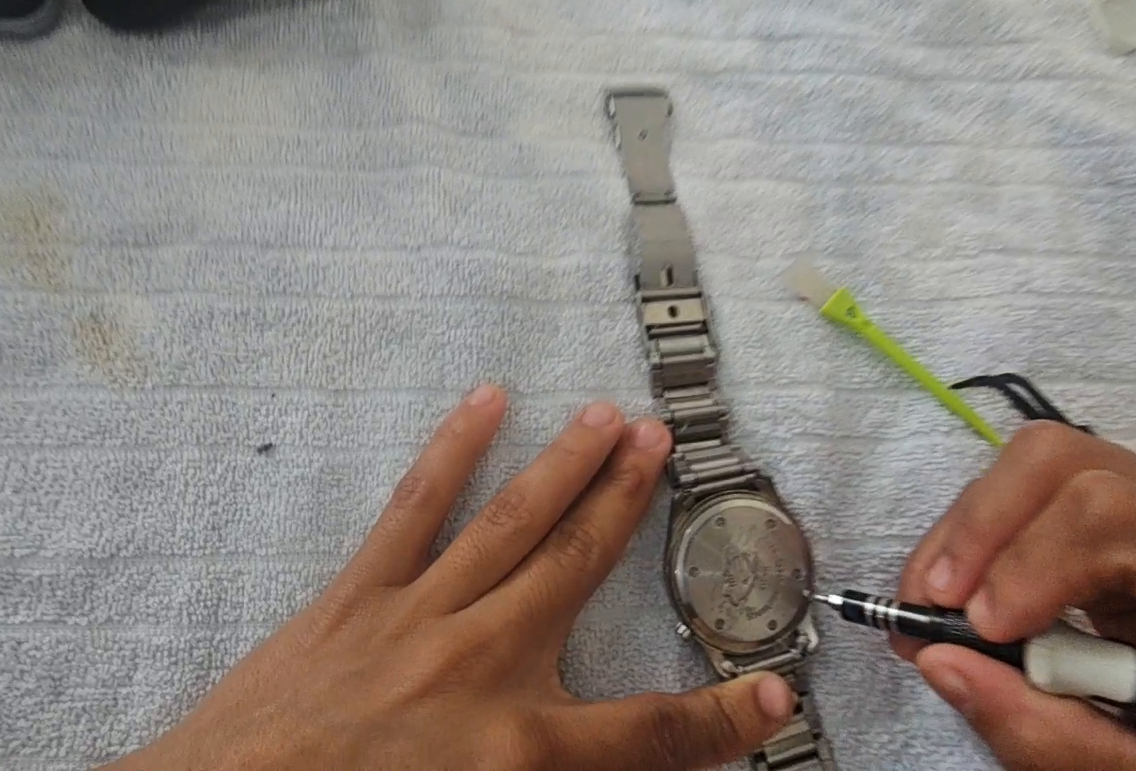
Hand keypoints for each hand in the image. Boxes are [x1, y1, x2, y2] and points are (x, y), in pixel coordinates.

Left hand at [103, 384, 797, 770]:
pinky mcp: (363, 589)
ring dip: (565, 464)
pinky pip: (418, 505)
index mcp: (514, 752)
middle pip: (579, 567)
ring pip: (513, 521)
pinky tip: (486, 401)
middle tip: (660, 444)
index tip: (772, 695)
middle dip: (628, 502)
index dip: (721, 724)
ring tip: (603, 416)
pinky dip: (456, 448)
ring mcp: (421, 614)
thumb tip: (587, 755)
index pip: (647, 739)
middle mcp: (481, 665)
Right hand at [896, 422, 1135, 769]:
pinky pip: (1033, 492)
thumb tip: (938, 659)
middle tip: (927, 605)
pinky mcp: (1127, 512)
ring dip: (964, 533)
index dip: (1031, 562)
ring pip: (1036, 465)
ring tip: (927, 607)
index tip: (978, 632)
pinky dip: (978, 538)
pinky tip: (962, 594)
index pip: (1123, 518)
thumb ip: (1064, 740)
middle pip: (1066, 463)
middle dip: (978, 529)